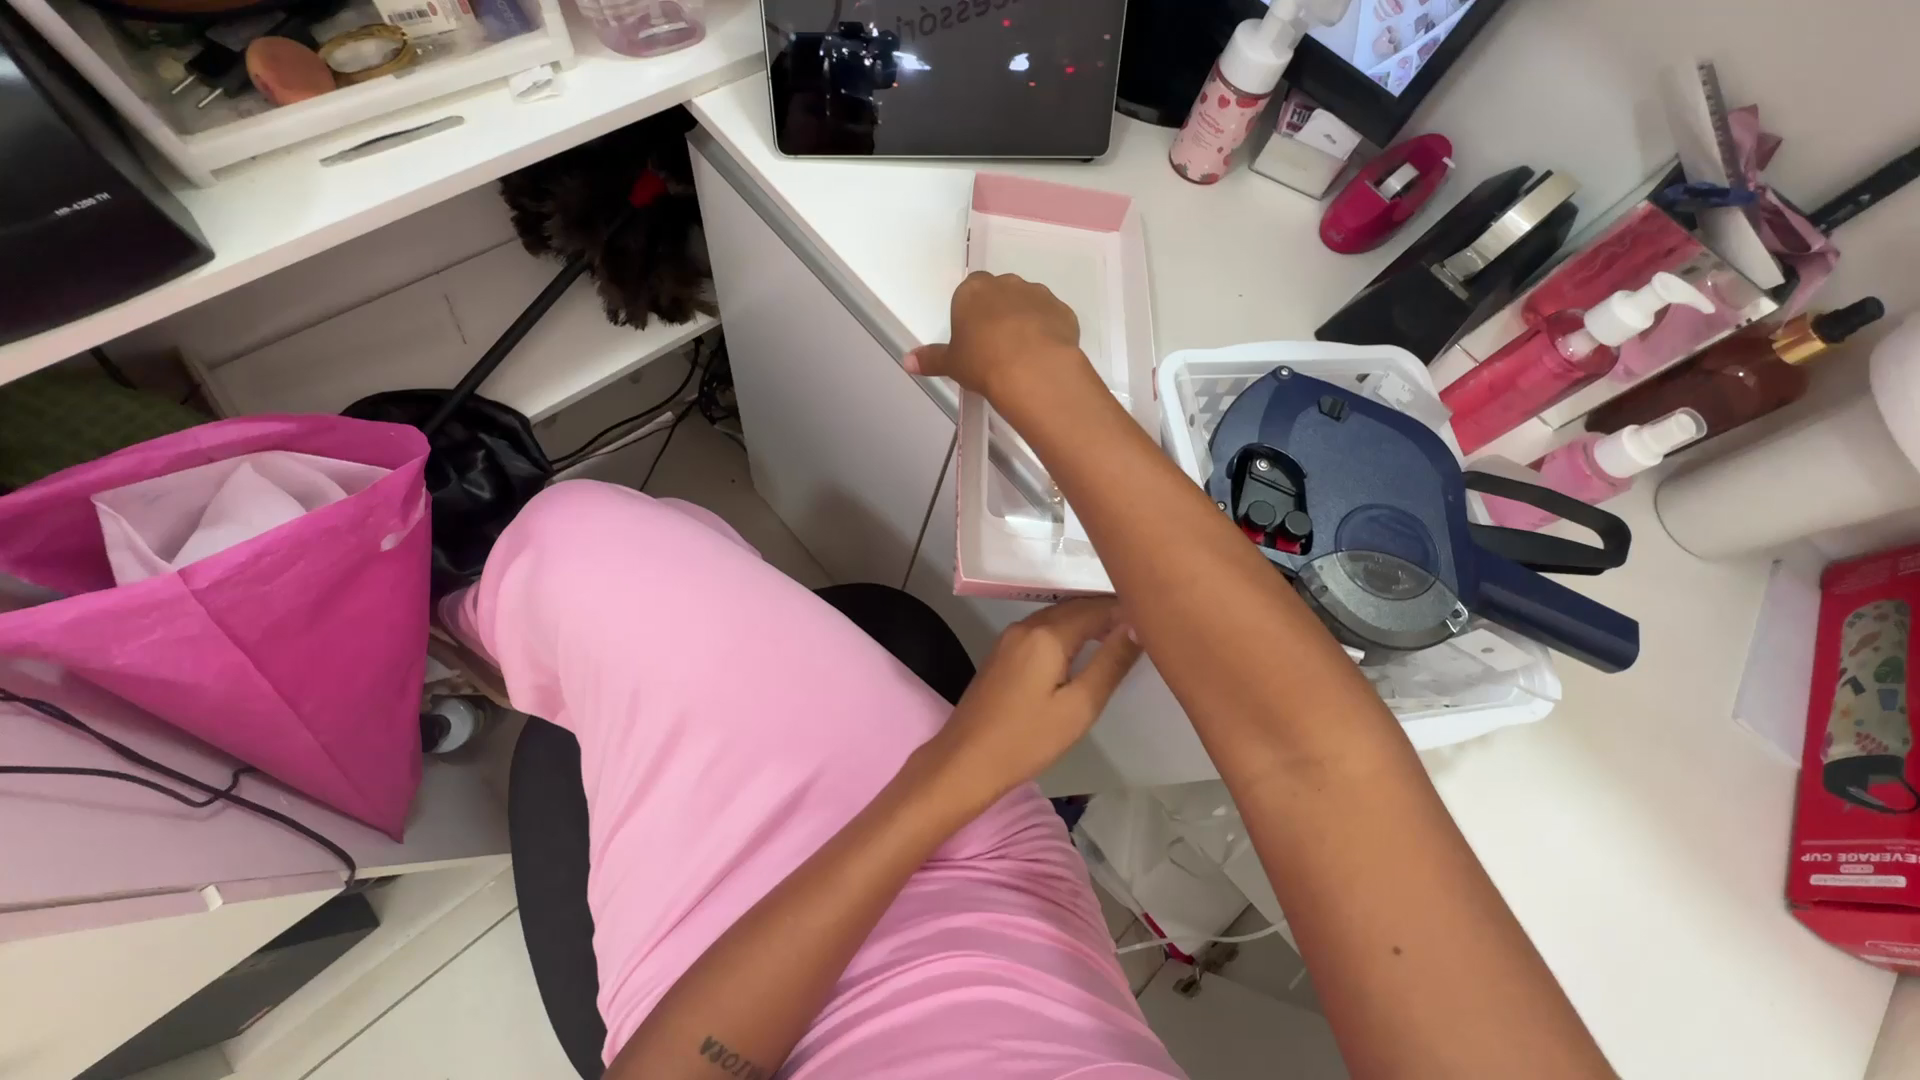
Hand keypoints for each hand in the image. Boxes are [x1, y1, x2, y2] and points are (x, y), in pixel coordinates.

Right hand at [907, 272, 1094, 402]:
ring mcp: (1038, 294)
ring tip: (1022, 353)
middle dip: (999, 313)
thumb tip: (908, 361)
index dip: (971, 315)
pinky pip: (1052, 318)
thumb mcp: (952, 364)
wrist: (1033, 369)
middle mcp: (1006, 284)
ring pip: (1028, 303)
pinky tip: (1043, 355)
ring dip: (1025, 320)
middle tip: (996, 346)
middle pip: (1000, 294)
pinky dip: (1049, 332)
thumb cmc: (983, 362)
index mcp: (973, 291)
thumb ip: (931, 359)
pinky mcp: (1063, 310)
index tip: (973, 338)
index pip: (969, 293)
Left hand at [921, 597, 1141, 805]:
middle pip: (1075, 608)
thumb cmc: (1027, 739)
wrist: (966, 761)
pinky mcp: (1002, 653)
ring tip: (1121, 636)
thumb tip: (1138, 626)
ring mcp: (1009, 638)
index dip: (1126, 609)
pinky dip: (1068, 632)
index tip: (1155, 619)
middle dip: (1108, 612)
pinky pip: (1042, 630)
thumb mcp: (1079, 706)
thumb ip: (1111, 663)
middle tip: (1144, 626)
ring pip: (1057, 617)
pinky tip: (1084, 649)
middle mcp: (1026, 626)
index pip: (1096, 608)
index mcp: (1046, 635)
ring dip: (1088, 621)